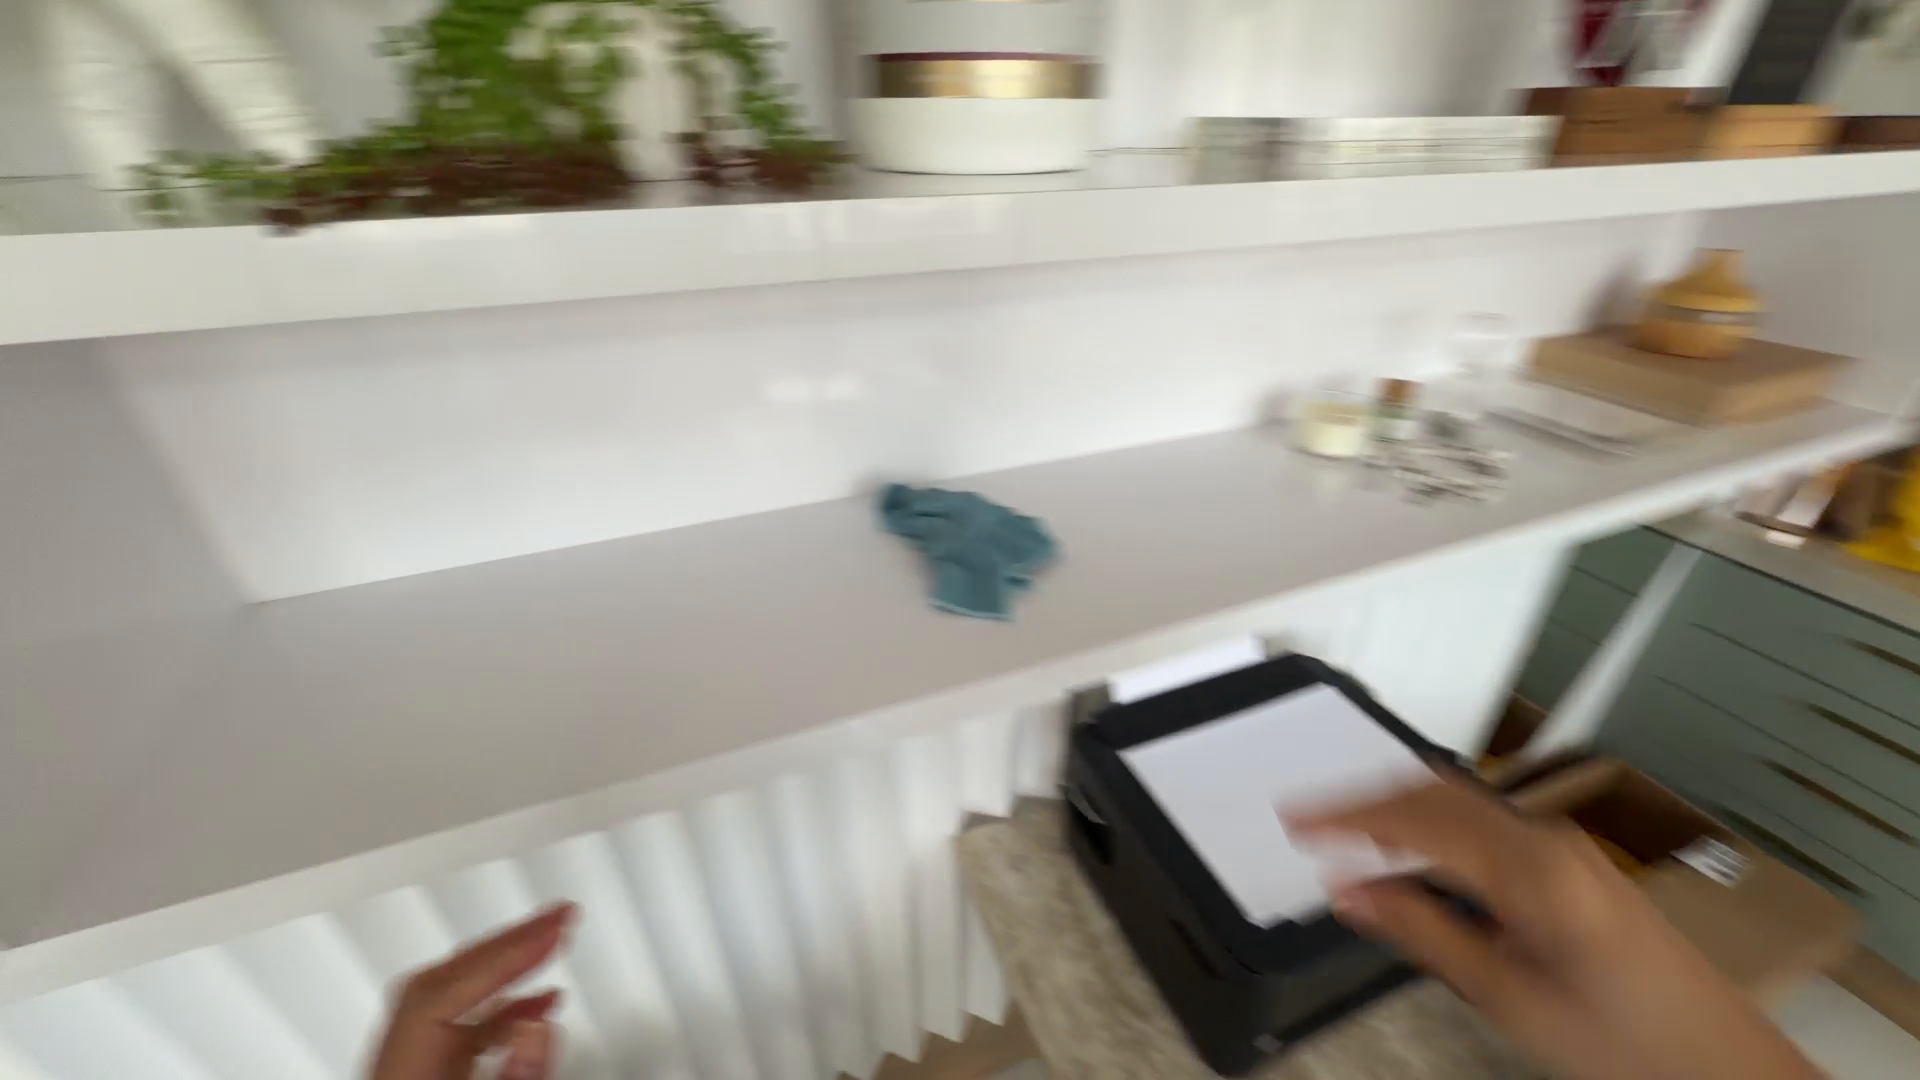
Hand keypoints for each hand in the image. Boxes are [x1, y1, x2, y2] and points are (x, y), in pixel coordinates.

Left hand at [367, 903, 575, 1079]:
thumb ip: (517, 1072)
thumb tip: (538, 1021)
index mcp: (400, 1073)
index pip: (437, 993)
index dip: (500, 954)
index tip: (551, 929)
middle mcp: (395, 1065)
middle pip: (439, 982)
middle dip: (507, 942)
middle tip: (559, 914)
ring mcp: (406, 1067)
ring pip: (450, 997)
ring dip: (509, 963)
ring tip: (558, 936)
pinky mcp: (424, 1073)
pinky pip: (458, 1026)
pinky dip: (503, 1004)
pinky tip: (542, 999)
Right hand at [1285, 776, 1818, 1079]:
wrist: (1732, 1070)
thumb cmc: (1625, 1044)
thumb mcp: (1508, 998)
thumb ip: (1421, 932)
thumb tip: (1345, 891)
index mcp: (1530, 869)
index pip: (1413, 818)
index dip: (1345, 815)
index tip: (1295, 821)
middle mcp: (1542, 838)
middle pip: (1429, 791)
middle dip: (1359, 798)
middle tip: (1306, 816)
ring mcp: (1556, 842)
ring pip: (1451, 797)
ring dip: (1390, 803)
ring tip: (1340, 826)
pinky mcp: (1563, 856)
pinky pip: (1476, 817)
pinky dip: (1424, 820)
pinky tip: (1402, 848)